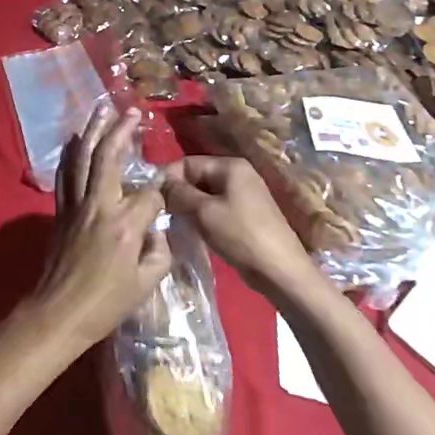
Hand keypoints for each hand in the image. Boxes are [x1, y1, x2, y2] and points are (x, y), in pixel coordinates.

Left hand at [29, 104, 172, 349]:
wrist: (59, 312)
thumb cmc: (106, 304)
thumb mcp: (147, 284)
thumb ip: (159, 252)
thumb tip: (156, 230)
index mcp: (124, 225)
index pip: (150, 194)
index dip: (163, 192)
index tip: (169, 192)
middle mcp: (98, 205)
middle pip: (109, 157)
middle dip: (121, 130)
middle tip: (132, 111)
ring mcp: (75, 204)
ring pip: (82, 157)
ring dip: (92, 130)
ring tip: (101, 109)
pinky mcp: (60, 209)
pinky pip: (65, 173)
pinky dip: (71, 152)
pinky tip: (75, 138)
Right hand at [163, 156, 319, 294]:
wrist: (281, 271)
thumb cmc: (241, 235)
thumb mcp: (203, 211)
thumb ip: (178, 193)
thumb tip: (160, 185)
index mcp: (230, 166)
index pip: (187, 163)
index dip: (168, 179)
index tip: (153, 199)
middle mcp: (238, 173)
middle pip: (196, 177)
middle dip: (179, 193)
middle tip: (163, 214)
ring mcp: (244, 194)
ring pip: (205, 194)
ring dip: (189, 207)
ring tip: (177, 223)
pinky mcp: (246, 214)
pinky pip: (216, 207)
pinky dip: (203, 216)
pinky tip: (195, 231)